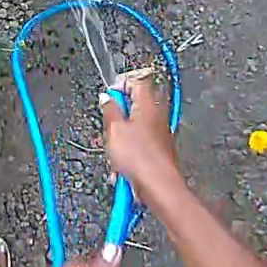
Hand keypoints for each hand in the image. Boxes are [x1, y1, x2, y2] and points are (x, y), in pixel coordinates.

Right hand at [99, 71, 183, 203]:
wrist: (158, 186)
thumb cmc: (139, 158)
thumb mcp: (114, 129)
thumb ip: (109, 110)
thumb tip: (106, 98)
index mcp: (148, 104)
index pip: (137, 81)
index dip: (121, 84)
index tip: (109, 95)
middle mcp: (157, 115)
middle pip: (136, 105)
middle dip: (119, 114)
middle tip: (109, 124)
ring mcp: (160, 133)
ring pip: (135, 126)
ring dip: (122, 136)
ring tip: (114, 150)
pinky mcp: (159, 149)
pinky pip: (139, 144)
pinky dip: (129, 151)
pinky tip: (121, 166)